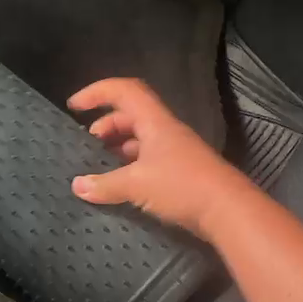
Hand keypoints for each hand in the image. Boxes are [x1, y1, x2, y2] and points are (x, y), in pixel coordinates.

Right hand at [67, 78, 262, 241]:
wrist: (228, 210)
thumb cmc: (182, 186)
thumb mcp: (137, 184)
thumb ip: (105, 185)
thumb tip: (77, 186)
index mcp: (155, 122)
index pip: (124, 91)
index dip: (97, 92)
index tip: (74, 106)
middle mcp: (164, 131)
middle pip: (130, 114)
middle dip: (105, 123)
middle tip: (88, 143)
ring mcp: (174, 151)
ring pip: (139, 138)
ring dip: (117, 145)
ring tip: (100, 164)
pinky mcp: (179, 172)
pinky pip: (148, 159)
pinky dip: (130, 165)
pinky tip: (121, 183)